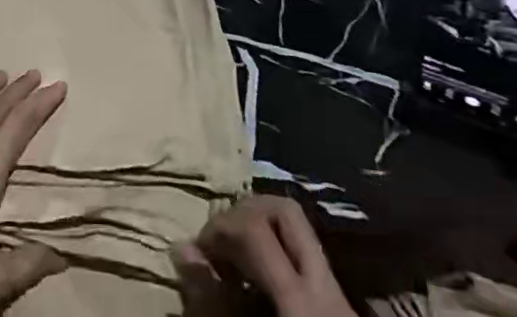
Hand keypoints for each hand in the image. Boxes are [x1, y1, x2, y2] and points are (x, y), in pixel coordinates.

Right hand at [173, 196, 353, 316]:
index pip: (257, 232)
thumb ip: (210, 303)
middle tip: (215, 240)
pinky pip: (302, 252)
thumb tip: (182, 251)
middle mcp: (324, 286)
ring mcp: (334, 292)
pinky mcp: (335, 302)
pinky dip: (272, 249)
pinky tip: (252, 274)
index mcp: (300, 303)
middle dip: (244, 214)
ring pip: (297, 227)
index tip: (196, 252)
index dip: (219, 230)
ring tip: (230, 253)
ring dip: (258, 226)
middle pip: (285, 213)